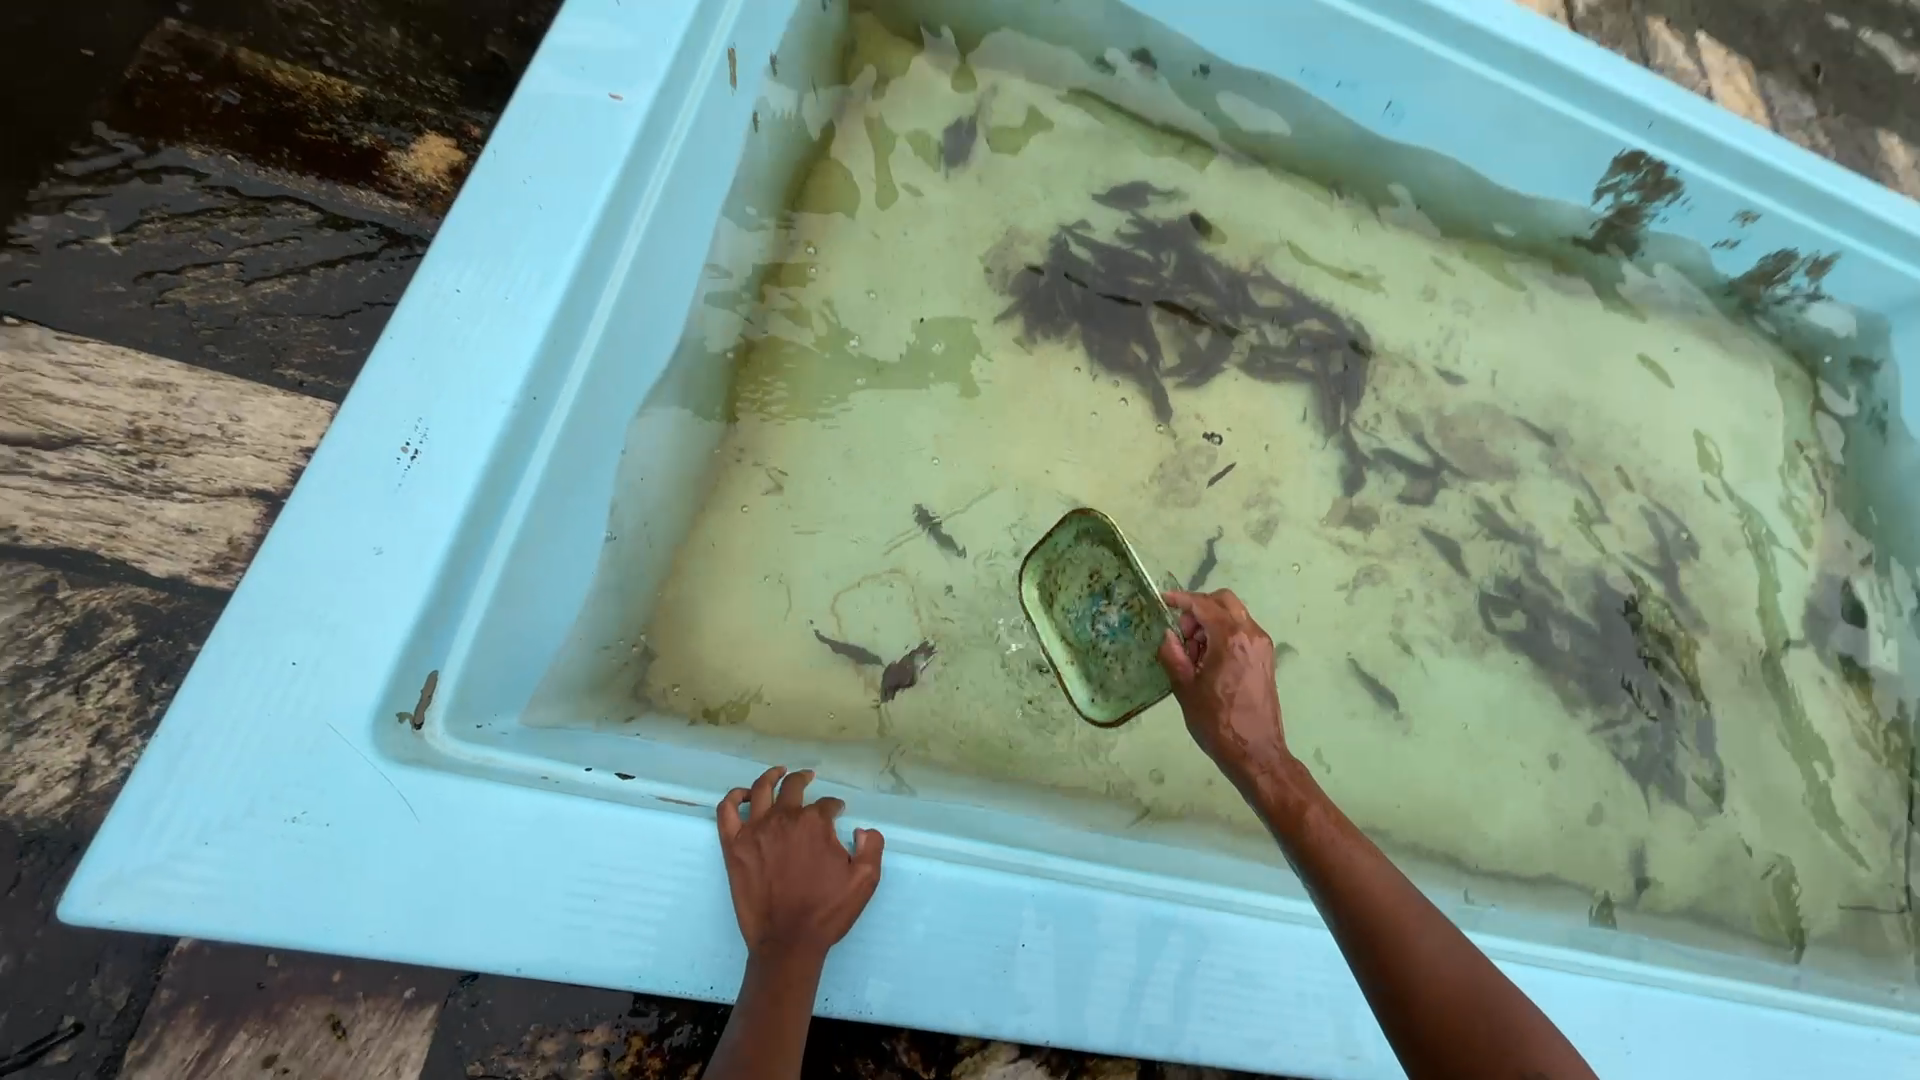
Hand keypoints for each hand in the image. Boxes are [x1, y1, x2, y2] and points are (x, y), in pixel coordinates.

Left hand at [717, 766, 883, 962]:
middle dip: (804, 779)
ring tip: (778, 773)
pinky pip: (726, 811)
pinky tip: (742, 795)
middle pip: (793, 787)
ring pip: (760, 789)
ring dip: (771, 776)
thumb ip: (872, 845)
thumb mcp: (866, 879)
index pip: (827, 804)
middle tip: (809, 778)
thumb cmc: (827, 912)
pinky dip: (732, 797)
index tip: (838, 813)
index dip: (835, 807)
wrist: (787, 942)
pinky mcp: (733, 847)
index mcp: (814, 823)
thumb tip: (862, 828)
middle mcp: (784, 819)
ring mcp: (755, 831)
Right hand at [1157, 589, 1290, 793]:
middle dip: (1199, 609)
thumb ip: (1173, 655)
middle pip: (1224, 602)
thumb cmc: (1216, 722)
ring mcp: (1262, 647)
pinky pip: (1242, 632)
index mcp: (1230, 639)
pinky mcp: (1266, 659)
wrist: (1255, 752)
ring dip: (1211, 623)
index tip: (1164, 601)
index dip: (1181, 599)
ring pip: (1234, 616)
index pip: (1204, 605)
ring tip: (1194, 654)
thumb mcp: (1185, 688)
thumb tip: (1169, 636)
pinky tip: (1209, 661)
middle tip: (1183, 634)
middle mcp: (1251, 635)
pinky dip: (1223, 635)